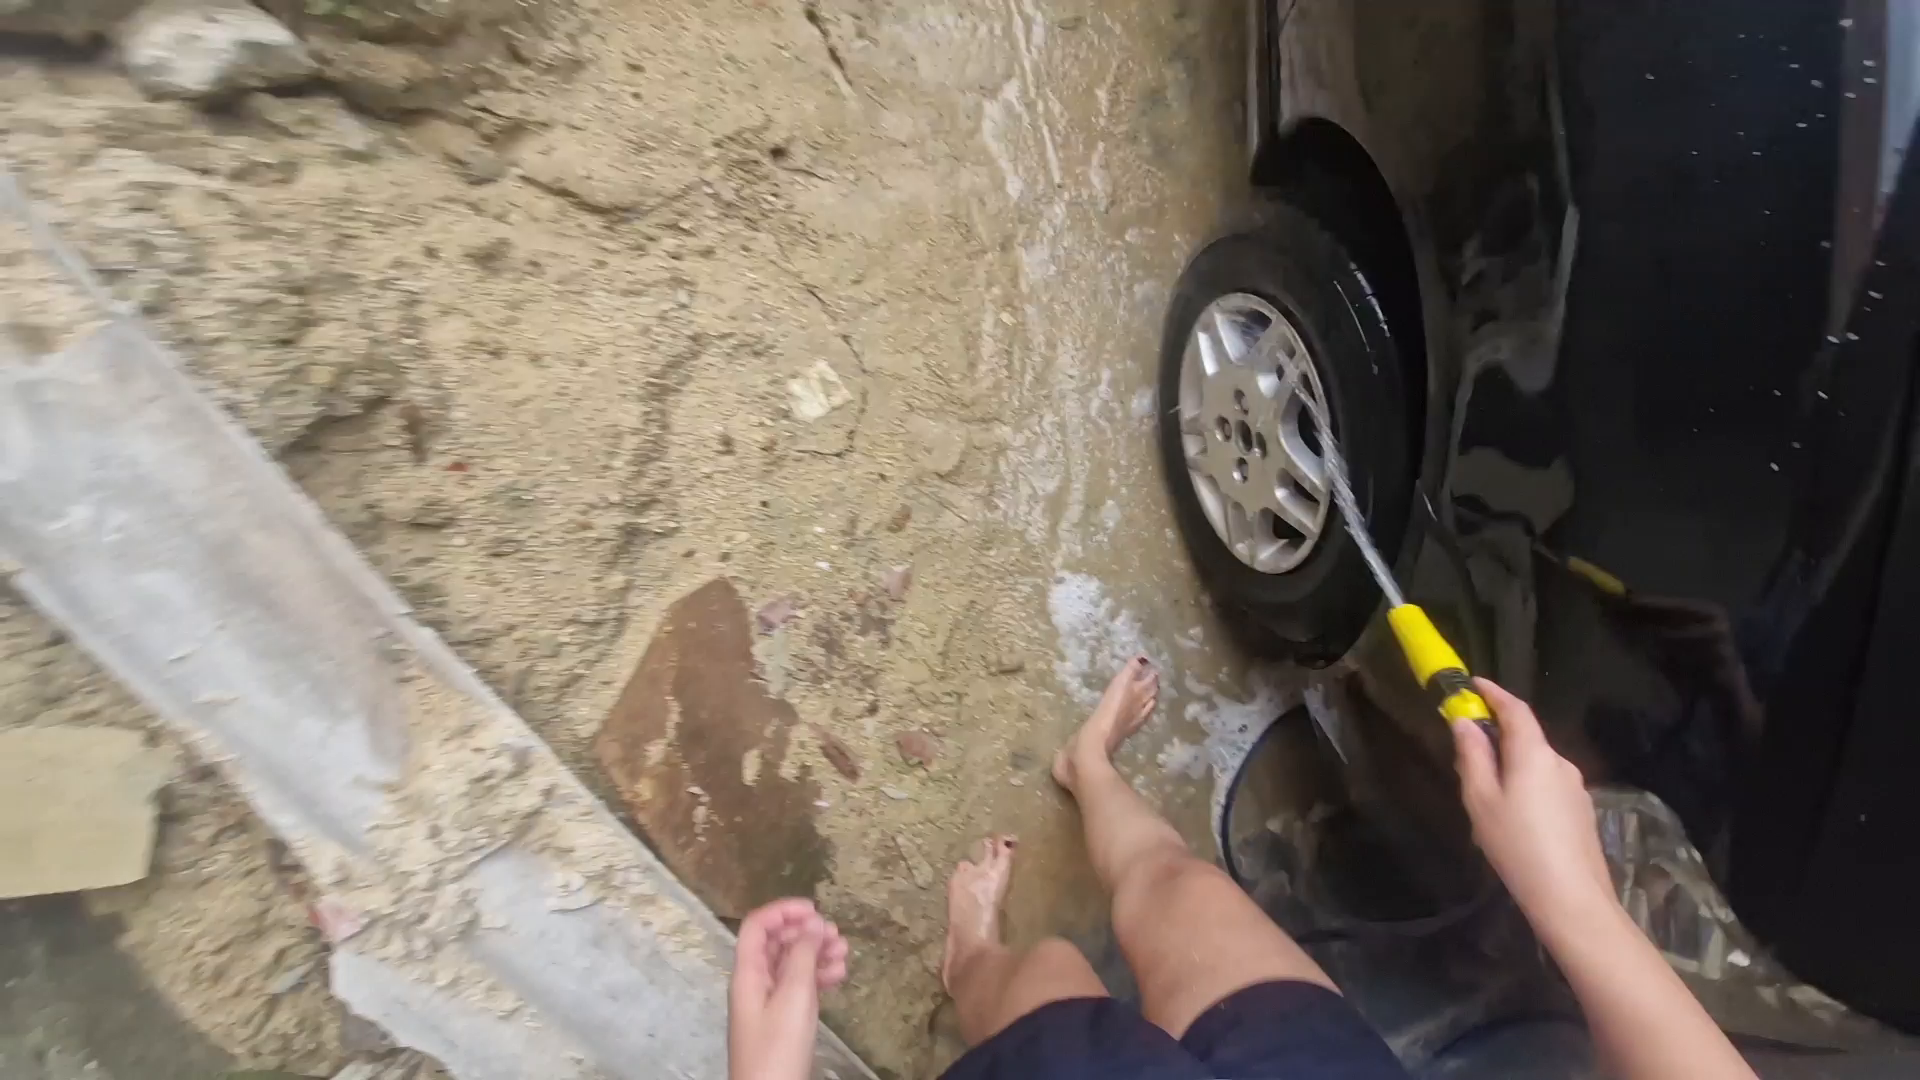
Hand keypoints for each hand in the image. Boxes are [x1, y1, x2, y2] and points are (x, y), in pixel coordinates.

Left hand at [728, 898, 849, 1079]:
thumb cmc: (779, 1047)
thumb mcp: (794, 996)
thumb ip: (803, 954)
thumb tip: (813, 922)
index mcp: (747, 973)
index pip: (758, 925)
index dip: (784, 911)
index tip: (815, 909)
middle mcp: (755, 982)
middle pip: (777, 942)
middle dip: (806, 932)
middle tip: (835, 933)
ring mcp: (768, 1002)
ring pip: (792, 963)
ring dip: (817, 952)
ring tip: (844, 952)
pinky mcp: (783, 1020)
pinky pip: (800, 985)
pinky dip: (818, 975)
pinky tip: (839, 975)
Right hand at [1453, 678, 1616, 931]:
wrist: (1571, 897)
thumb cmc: (1516, 842)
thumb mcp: (1480, 796)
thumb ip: (1471, 755)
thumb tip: (1464, 723)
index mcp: (1534, 754)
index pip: (1516, 710)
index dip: (1493, 693)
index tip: (1471, 683)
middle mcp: (1560, 763)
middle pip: (1525, 736)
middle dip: (1495, 731)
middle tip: (1463, 742)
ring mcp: (1575, 788)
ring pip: (1534, 760)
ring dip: (1508, 759)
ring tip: (1481, 783)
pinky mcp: (1580, 810)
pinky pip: (1545, 781)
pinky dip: (1522, 779)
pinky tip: (1508, 808)